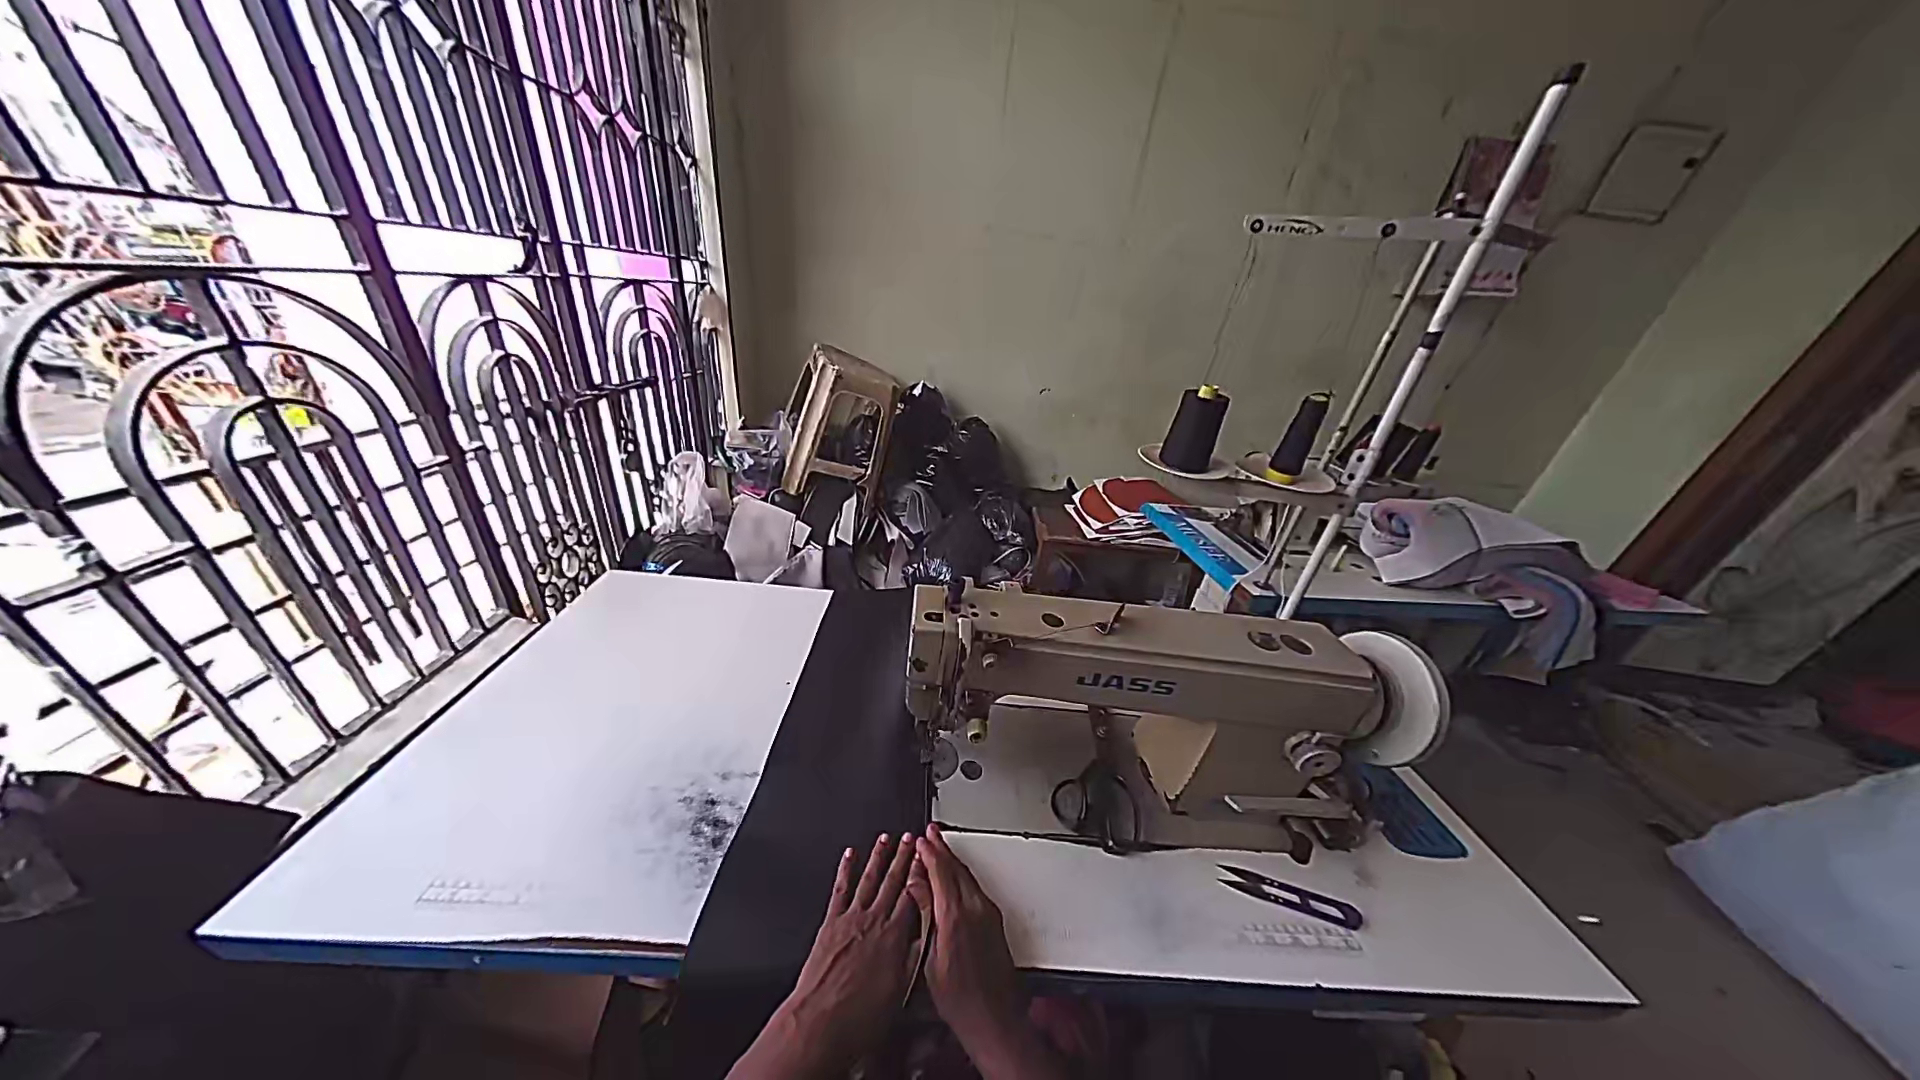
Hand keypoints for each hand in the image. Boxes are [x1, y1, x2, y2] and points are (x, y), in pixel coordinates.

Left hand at [727, 834, 921, 1079]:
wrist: (820, 1023)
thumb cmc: (859, 1017)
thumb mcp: (899, 991)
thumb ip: (912, 960)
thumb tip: (924, 942)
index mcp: (894, 937)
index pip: (913, 896)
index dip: (921, 874)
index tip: (927, 858)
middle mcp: (874, 921)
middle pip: (893, 882)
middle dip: (903, 858)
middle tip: (910, 839)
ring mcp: (851, 918)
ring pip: (868, 879)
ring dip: (878, 857)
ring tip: (885, 838)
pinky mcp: (831, 923)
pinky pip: (840, 889)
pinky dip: (845, 870)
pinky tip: (849, 855)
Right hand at [913, 824, 1065, 1079]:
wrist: (994, 1019)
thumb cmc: (960, 999)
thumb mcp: (929, 958)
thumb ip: (924, 915)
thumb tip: (916, 887)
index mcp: (955, 916)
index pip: (941, 872)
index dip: (929, 853)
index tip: (920, 841)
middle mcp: (975, 909)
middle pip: (957, 868)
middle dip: (942, 848)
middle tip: (930, 833)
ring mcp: (988, 913)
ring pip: (968, 876)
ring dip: (953, 860)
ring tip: (940, 848)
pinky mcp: (995, 920)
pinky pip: (976, 887)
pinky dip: (962, 875)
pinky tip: (955, 876)